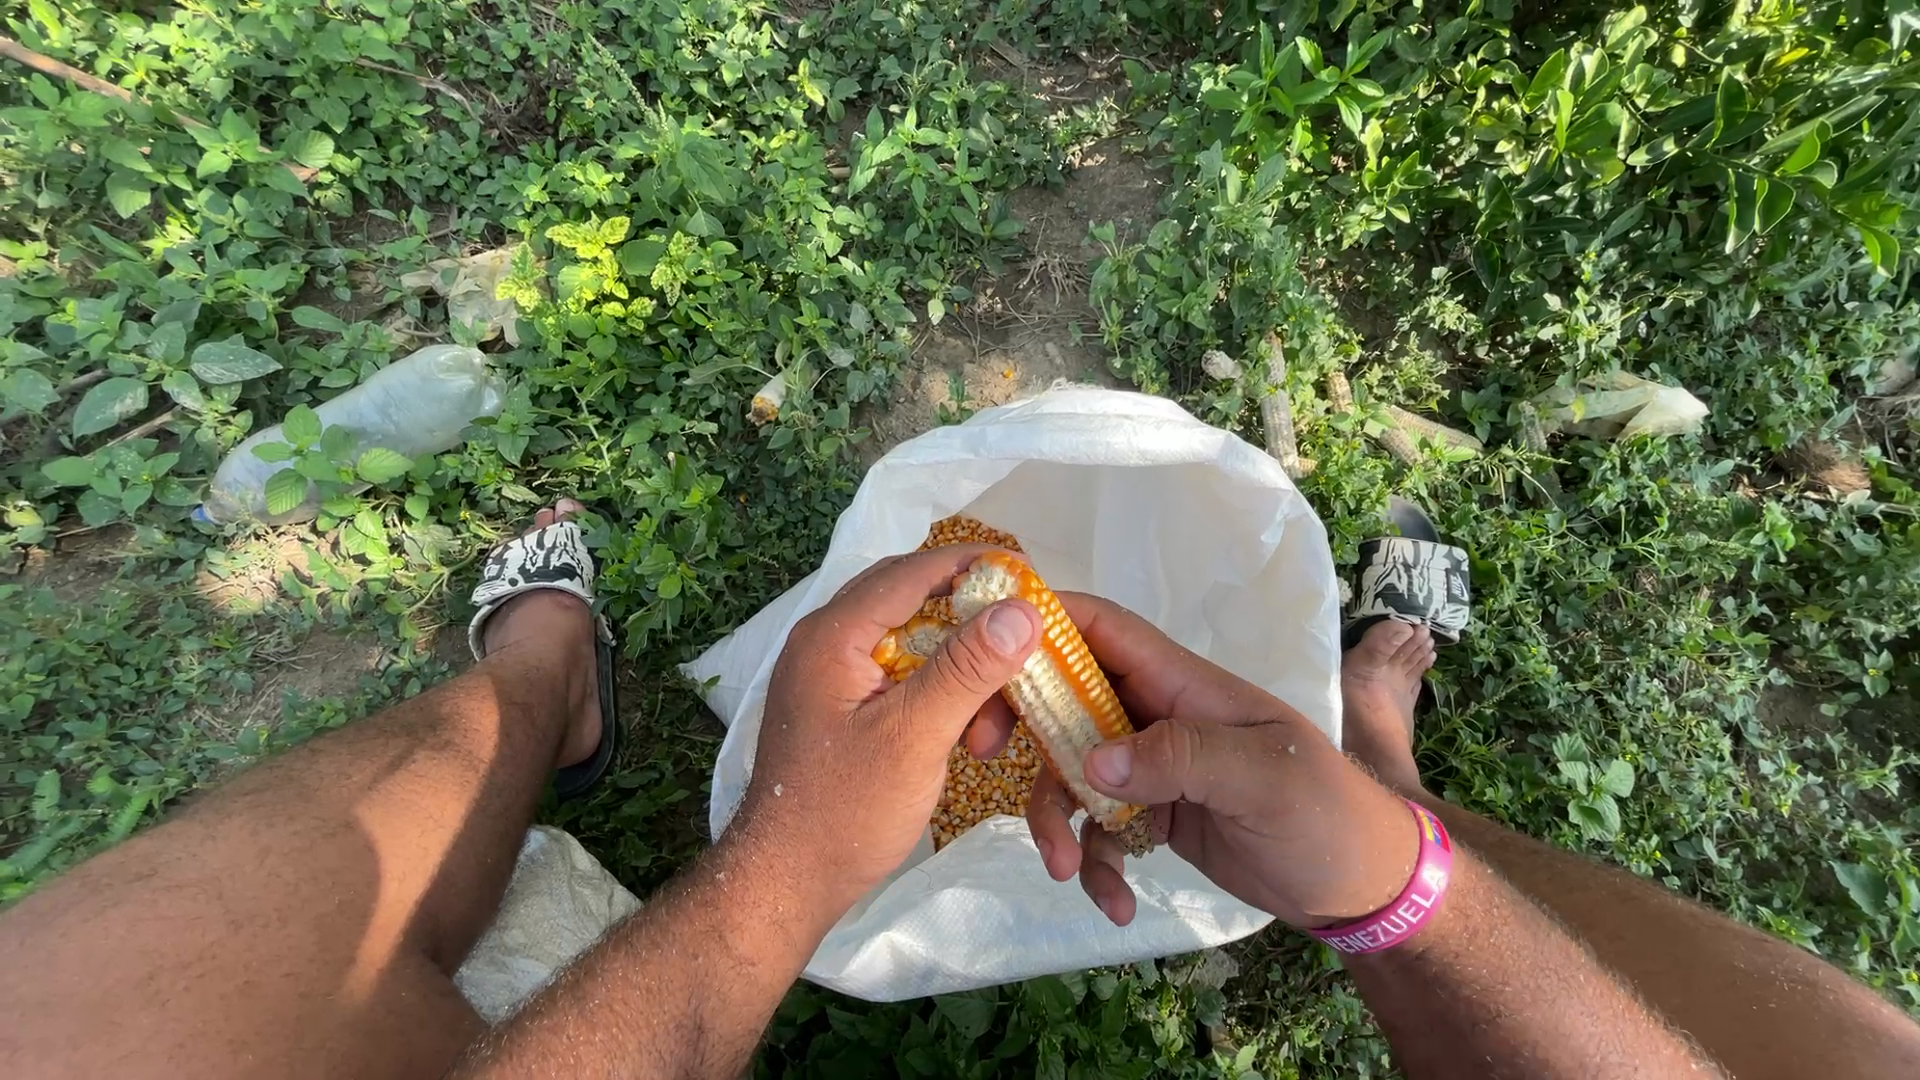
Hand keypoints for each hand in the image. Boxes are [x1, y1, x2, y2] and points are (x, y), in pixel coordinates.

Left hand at [733, 545, 1041, 913]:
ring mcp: (831, 670)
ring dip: (957, 658)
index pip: (911, 572)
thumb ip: (966, 670)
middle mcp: (827, 639)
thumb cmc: (846, 811)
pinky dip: (938, 685)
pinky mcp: (842, 700)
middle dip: (967, 609)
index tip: (1027, 572)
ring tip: (995, 703)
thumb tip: (1021, 610)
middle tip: (1021, 623)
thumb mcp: (913, 737)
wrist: (785, 882)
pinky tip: (967, 722)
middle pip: (908, 595)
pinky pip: (900, 669)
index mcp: (834, 634)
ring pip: (908, 635)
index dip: (971, 564)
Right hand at [1003, 593, 1419, 928]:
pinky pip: (1097, 824)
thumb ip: (1182, 757)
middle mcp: (1152, 712)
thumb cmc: (1325, 812)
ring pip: (1070, 768)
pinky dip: (1094, 861)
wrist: (1359, 886)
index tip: (987, 648)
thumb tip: (1095, 761)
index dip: (1042, 621)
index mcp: (1179, 681)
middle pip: (1064, 695)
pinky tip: (1115, 902)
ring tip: (1067, 869)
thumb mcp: (1264, 776)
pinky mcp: (1147, 810)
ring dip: (1056, 816)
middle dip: (1020, 722)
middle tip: (982, 753)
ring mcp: (1147, 763)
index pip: (1101, 627)